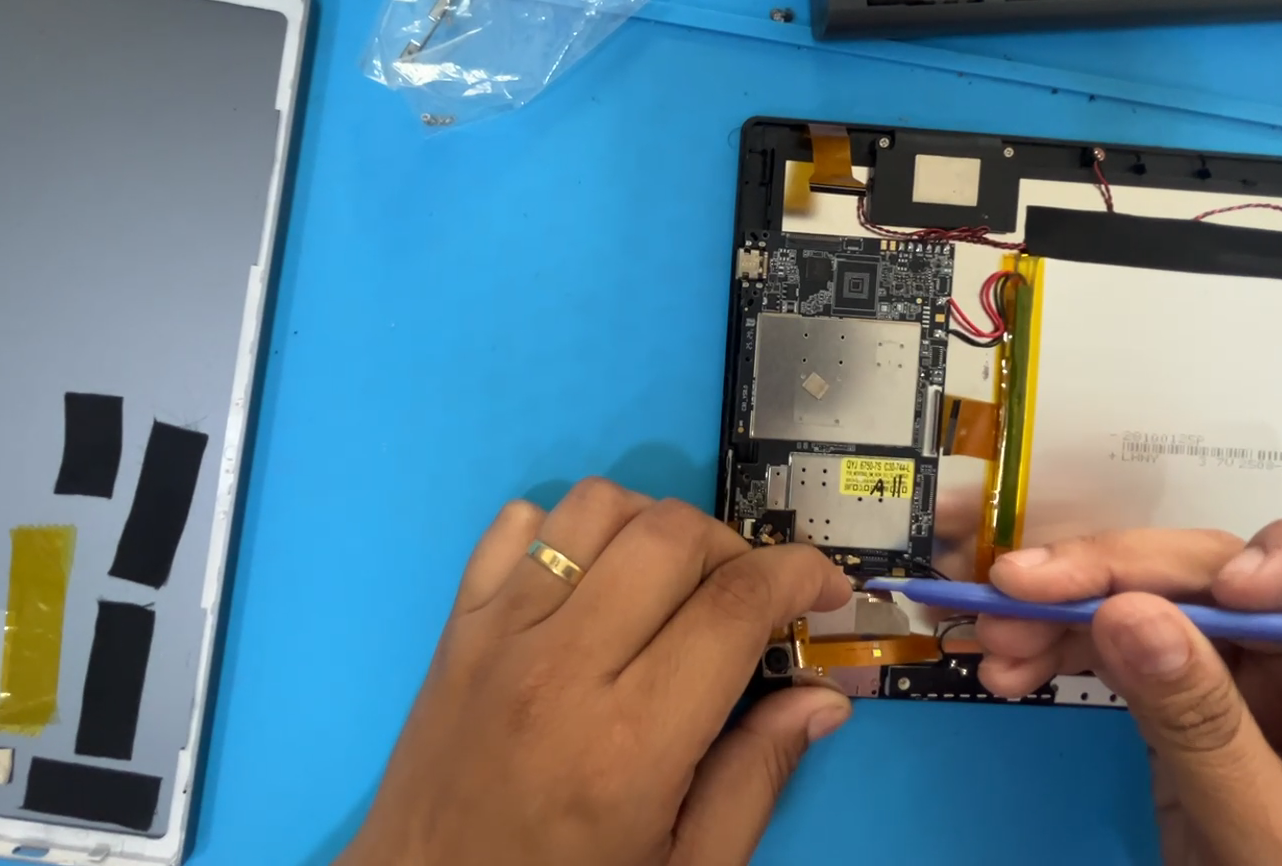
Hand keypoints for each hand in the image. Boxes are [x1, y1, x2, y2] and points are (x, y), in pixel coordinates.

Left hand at [337, 478, 855, 865]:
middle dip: (731, 547)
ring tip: (668, 579)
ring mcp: (499, 630)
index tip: (823, 585)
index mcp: (628, 742)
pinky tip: (587, 576)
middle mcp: (561, 665)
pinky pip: (517, 523)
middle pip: (670, 534)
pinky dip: (567, 526)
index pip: (733, 607)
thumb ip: (757, 775)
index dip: (797, 576)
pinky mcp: (458, 619)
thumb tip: (824, 696)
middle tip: (746, 596)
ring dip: (653, 523)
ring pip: (597, 505)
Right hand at [972, 505, 1281, 864]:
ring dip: (1066, 609)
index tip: (1230, 591)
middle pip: (1229, 569)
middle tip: (1020, 590)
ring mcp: (1259, 682)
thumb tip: (1122, 609)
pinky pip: (1120, 644)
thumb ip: (1206, 733)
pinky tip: (1007, 668)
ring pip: (1157, 598)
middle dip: (1117, 574)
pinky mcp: (1191, 701)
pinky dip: (1060, 647)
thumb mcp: (1281, 858)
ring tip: (995, 639)